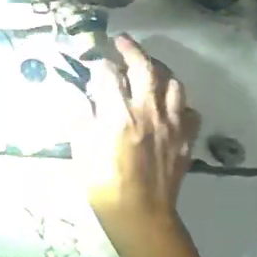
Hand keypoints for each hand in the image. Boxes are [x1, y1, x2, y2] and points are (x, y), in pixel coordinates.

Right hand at [76, 32, 199, 247]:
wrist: (140, 214)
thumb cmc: (102, 182)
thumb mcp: (80, 146)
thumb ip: (77, 112)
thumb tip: (68, 87)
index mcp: (118, 114)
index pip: (108, 74)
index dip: (98, 61)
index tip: (91, 56)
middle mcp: (149, 112)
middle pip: (146, 68)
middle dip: (132, 50)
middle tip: (121, 42)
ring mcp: (172, 125)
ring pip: (174, 84)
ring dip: (160, 71)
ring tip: (148, 69)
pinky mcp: (186, 139)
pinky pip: (189, 110)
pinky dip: (178, 102)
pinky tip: (167, 106)